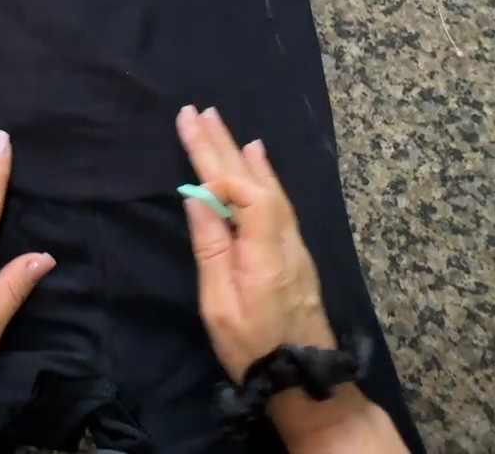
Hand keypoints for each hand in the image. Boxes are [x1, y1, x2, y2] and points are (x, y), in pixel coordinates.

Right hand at [176, 106, 332, 379]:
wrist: (306, 383)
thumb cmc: (254, 348)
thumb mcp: (220, 304)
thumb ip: (211, 248)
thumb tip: (196, 199)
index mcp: (264, 252)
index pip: (242, 192)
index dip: (214, 164)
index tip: (188, 133)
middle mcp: (283, 239)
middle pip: (251, 181)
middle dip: (222, 144)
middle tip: (198, 111)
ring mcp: (292, 243)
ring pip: (266, 186)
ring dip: (239, 151)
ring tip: (220, 122)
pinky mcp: (292, 250)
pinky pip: (276, 198)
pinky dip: (263, 171)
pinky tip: (257, 156)